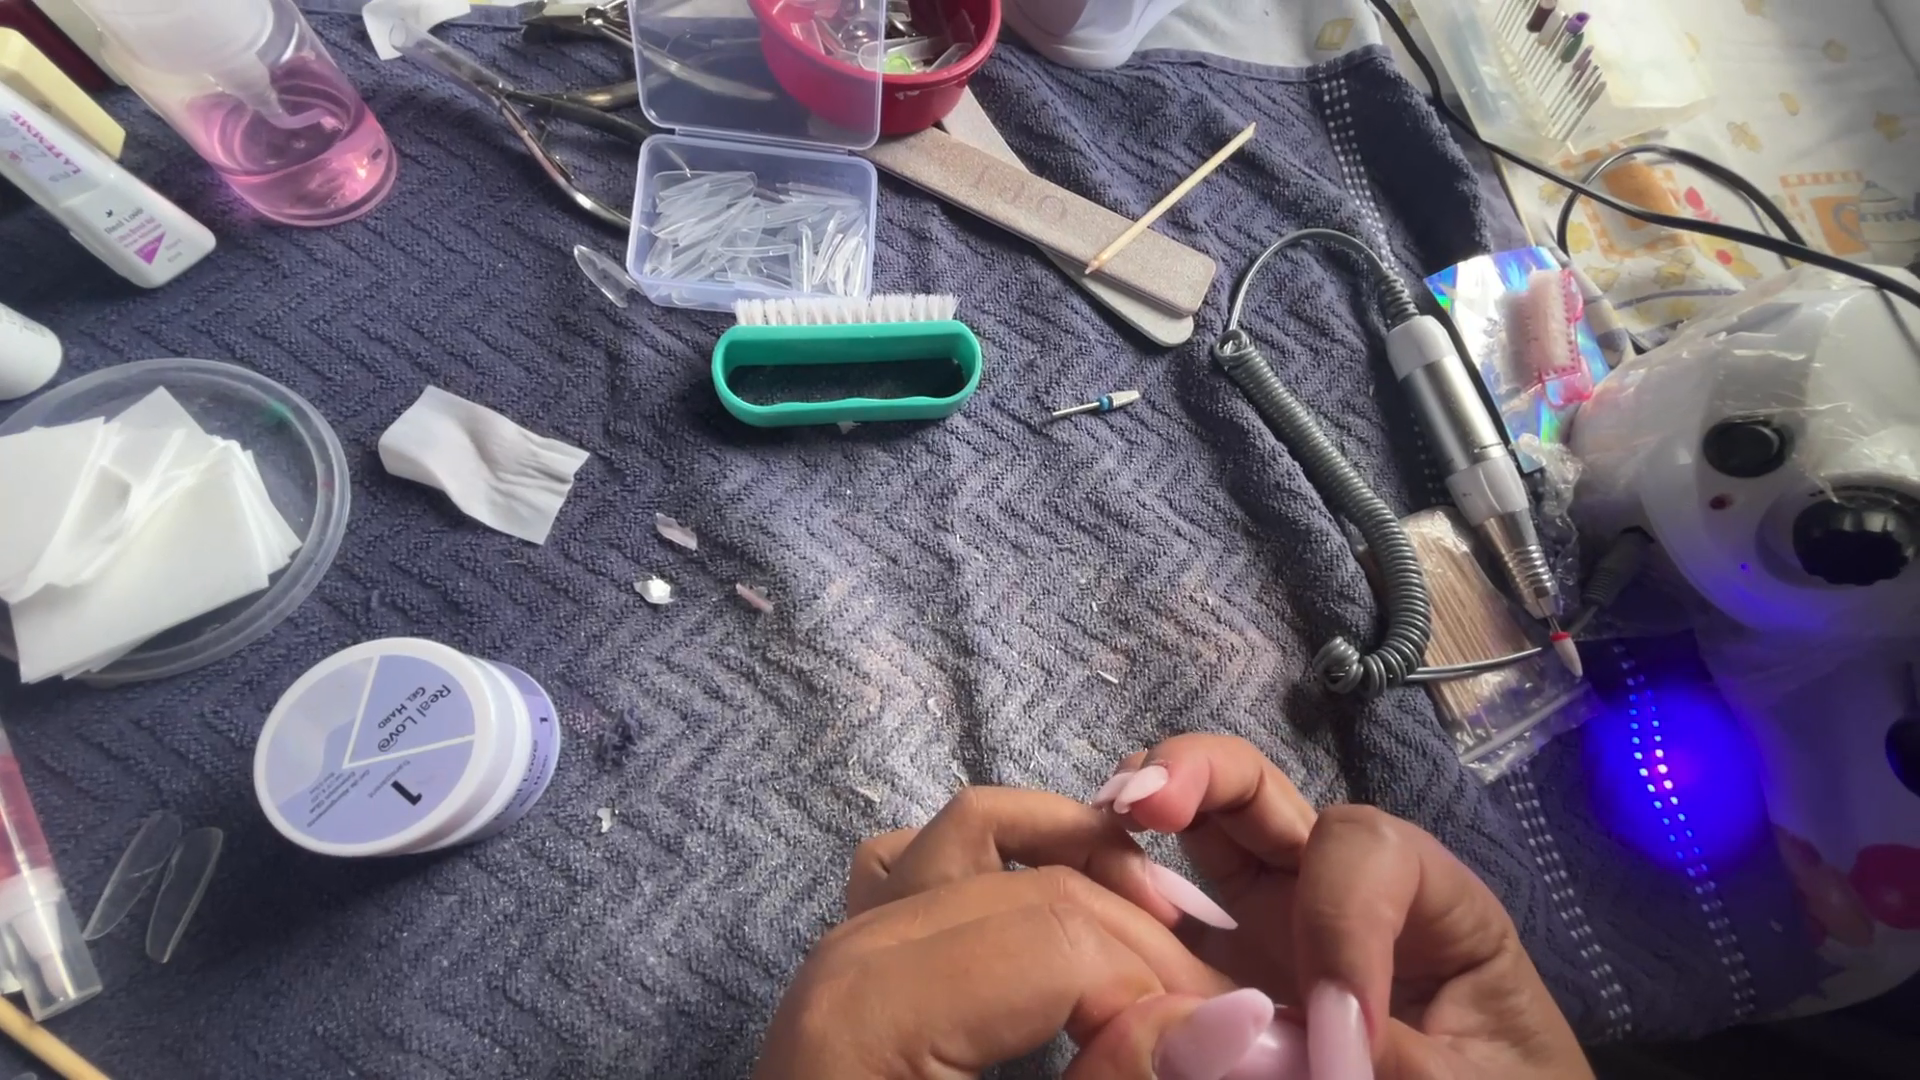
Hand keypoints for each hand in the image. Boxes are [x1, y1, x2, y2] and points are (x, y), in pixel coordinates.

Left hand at [755, 787, 1307, 1078]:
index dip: (1155, 984)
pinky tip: (1044, 892)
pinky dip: (1001, 849)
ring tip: (1149, 916)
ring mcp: (850, 927)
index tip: (1227, 1039)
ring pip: (983, 829)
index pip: (1055, 940)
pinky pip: (932, 852)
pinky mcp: (857, 936)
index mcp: (875, 1006)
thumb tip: (1233, 1023)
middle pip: (1035, 885)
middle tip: (1214, 1001)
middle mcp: (856, 942)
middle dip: (1140, 935)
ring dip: (1075, 856)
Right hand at [1097, 736, 1592, 1079]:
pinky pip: (1170, 880)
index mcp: (1424, 897)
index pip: (1366, 847)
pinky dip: (1128, 855)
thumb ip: (1397, 1069)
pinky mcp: (1222, 943)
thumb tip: (1277, 1038)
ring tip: (1110, 810)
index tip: (1338, 1024)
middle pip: (1265, 786)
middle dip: (1200, 773)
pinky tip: (1096, 856)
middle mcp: (1336, 880)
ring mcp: (1271, 904)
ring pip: (1206, 814)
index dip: (1341, 914)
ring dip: (1152, 794)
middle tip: (1146, 801)